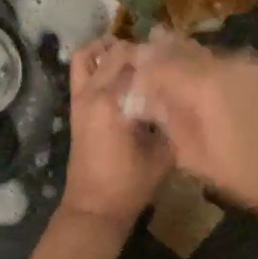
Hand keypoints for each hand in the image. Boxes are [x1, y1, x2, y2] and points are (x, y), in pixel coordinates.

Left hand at [60, 38, 172, 223]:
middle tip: (161, 63)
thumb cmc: (130, 184)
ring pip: (88, 55)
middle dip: (138, 51)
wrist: (95, 207)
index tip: (179, 63)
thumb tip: (182, 94)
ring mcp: (79, 98)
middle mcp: (92, 91)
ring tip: (135, 59)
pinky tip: (121, 75)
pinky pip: (81, 72)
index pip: (138, 58)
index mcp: (113, 99)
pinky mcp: (76, 108)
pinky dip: (97, 64)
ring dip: (109, 51)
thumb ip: (172, 117)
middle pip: (115, 51)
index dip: (161, 57)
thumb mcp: (164, 152)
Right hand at [130, 30, 257, 220]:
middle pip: (180, 48)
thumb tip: (147, 101)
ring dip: (179, 59)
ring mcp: (248, 64)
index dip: (138, 69)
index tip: (123, 79)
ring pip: (201, 52)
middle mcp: (226, 63)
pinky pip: (221, 61)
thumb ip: (169, 121)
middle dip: (156, 56)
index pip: (158, 63)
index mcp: (206, 84)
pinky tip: (195, 87)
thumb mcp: (196, 158)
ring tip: (162, 77)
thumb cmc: (249, 175)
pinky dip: (202, 67)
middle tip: (136, 68)